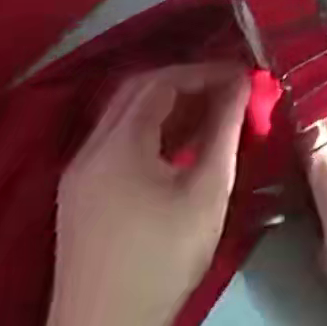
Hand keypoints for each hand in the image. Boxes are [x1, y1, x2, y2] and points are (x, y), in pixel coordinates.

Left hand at [49, 64, 251, 325]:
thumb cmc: (164, 256)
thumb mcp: (208, 188)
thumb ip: (225, 127)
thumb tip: (243, 82)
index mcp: (116, 147)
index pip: (162, 81)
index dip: (207, 71)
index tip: (246, 76)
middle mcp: (89, 152)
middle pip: (138, 90)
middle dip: (189, 80)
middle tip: (232, 87)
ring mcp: (80, 175)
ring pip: (127, 114)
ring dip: (173, 103)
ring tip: (218, 111)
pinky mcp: (82, 195)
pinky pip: (120, 140)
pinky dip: (156, 127)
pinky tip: (188, 142)